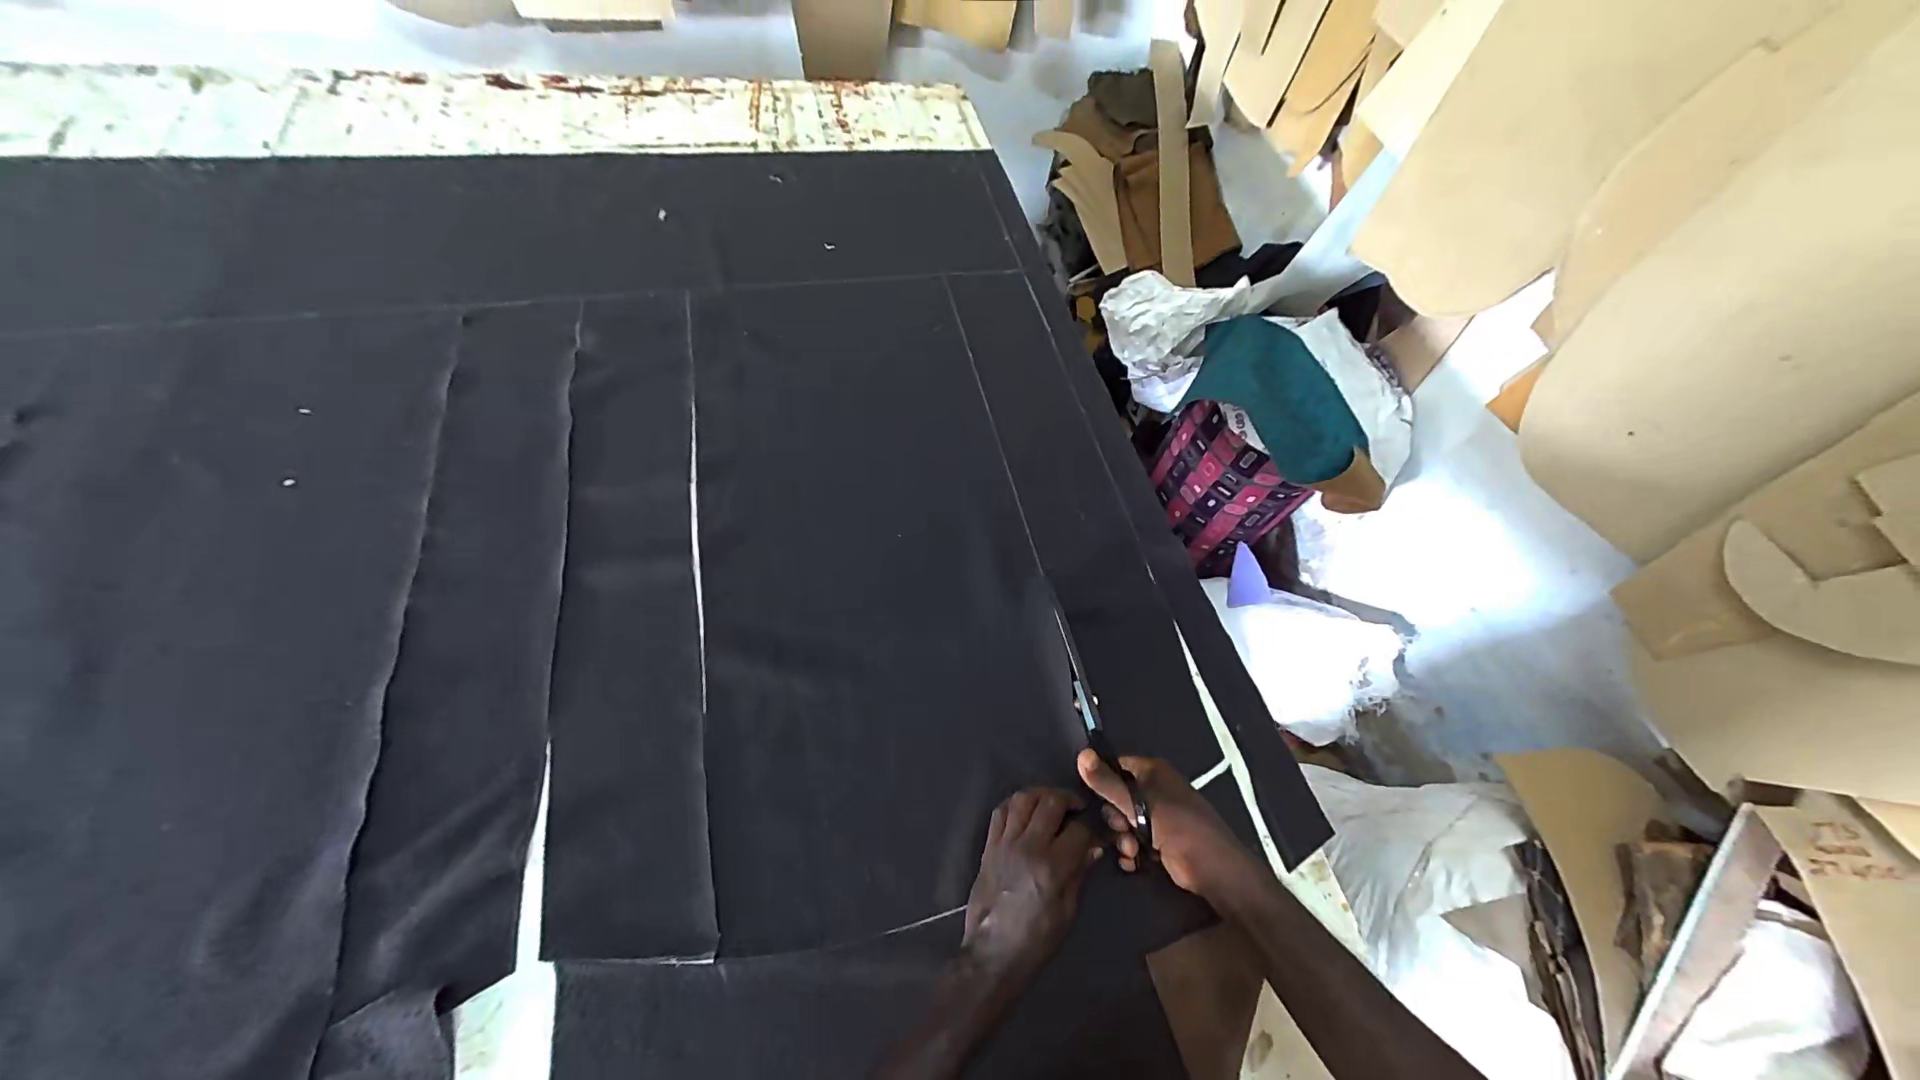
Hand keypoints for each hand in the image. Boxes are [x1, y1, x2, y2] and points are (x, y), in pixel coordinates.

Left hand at [961, 788, 1101, 979]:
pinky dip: (1015, 804)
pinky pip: (1001, 811)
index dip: (1089, 830)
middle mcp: (1028, 846)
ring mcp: (1005, 843)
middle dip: (1067, 799)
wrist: (993, 952)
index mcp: (1052, 867)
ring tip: (1051, 803)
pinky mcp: (989, 845)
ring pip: (1023, 799)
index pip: (1078, 831)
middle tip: (1075, 807)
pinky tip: (1025, 810)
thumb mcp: (1067, 911)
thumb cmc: (1037, 939)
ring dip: (1041, 795)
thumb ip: (1079, 873)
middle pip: (1050, 803)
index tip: (1092, 835)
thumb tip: (1093, 848)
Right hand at [1076, 749, 1260, 901]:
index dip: (1102, 781)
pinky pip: (1134, 841)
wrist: (1214, 871)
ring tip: (1132, 850)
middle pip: (1117, 798)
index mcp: (1153, 772)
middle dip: (1114, 817)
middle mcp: (1155, 790)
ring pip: (1124, 822)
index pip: (1116, 766)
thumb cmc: (1180, 828)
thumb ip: (1108, 783)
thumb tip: (1081, 755)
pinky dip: (1131, 852)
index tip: (1094, 798)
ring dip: (1122, 838)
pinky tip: (1134, 862)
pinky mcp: (1161, 841)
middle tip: (1121, 828)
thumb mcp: (1139, 804)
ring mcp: (1159, 817)